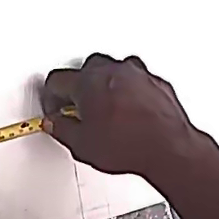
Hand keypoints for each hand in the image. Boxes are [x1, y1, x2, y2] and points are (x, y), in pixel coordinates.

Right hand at [37, 53, 217, 181]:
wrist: (168, 149)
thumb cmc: (130, 145)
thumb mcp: (82, 145)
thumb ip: (63, 130)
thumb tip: (56, 124)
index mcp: (87, 82)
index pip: (57, 80)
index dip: (50, 97)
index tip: (54, 110)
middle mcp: (112, 71)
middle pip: (85, 70)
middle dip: (78, 89)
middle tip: (77, 110)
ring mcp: (136, 74)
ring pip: (112, 71)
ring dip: (104, 87)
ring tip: (104, 111)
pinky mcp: (155, 82)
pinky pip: (135, 80)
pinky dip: (128, 92)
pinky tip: (127, 112)